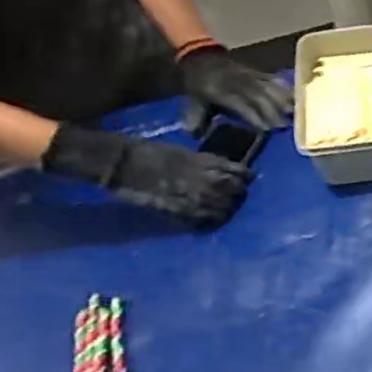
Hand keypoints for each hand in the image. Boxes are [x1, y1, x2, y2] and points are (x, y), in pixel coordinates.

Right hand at [42, 125, 248, 227]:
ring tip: (228, 209)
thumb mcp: (180, 152)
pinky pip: (206, 218)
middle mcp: (203, 178)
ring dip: (228, 208)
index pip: (235, 170)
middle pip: (234, 190)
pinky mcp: (182, 210)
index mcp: (202, 160)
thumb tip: (224, 170)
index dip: (244, 176)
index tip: (249, 178)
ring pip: (224, 207)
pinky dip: (212, 219)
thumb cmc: (148, 153)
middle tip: (239, 196)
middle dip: (238, 193)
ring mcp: (194, 196)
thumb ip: (203, 162)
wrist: (122, 163)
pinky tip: (213, 219)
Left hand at [177, 46, 292, 129]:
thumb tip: (191, 133)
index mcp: (221, 90)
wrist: (200, 55)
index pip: (241, 104)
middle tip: (285, 127)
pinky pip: (271, 78)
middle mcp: (237, 82)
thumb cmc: (197, 83)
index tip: (266, 130)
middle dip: (273, 111)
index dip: (254, 116)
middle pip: (259, 96)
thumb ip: (195, 117)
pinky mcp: (255, 72)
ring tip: (295, 113)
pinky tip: (295, 96)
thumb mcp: (193, 99)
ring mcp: (248, 75)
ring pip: (267, 87)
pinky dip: (284, 87)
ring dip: (282, 100)